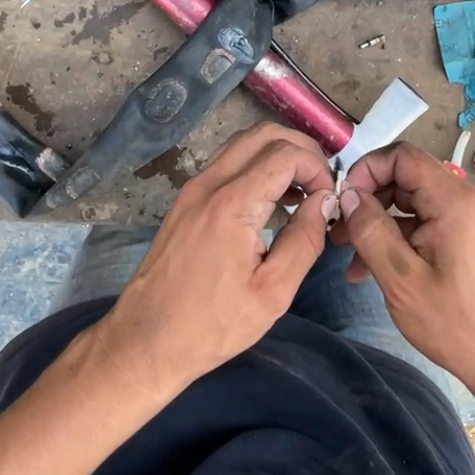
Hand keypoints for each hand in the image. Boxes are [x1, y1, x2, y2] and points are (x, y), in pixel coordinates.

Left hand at [91, 123, 336, 395]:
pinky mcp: (186, 198)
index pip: (286, 154)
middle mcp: (210, 183)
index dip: (317, 168)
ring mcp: (193, 187)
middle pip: (264, 134)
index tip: (329, 199)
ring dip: (278, 153)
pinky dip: (257, 164)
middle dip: (301, 149)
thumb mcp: (273, 293)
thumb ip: (305, 240)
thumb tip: (325, 201)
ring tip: (302, 188)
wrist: (145, 341)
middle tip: (321, 183)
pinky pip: (228, 161)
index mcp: (233, 204)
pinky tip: (273, 197)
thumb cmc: (212, 325)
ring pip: (243, 142)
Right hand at [333, 143, 474, 399]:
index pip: (402, 156)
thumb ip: (370, 229)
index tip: (343, 201)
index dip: (367, 170)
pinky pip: (421, 223)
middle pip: (404, 176)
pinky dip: (395, 238)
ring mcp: (464, 218)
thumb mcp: (400, 277)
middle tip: (339, 231)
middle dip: (368, 198)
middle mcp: (461, 199)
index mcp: (452, 199)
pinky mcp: (462, 238)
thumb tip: (347, 195)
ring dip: (377, 223)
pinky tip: (369, 270)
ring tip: (349, 257)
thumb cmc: (453, 321)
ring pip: (409, 202)